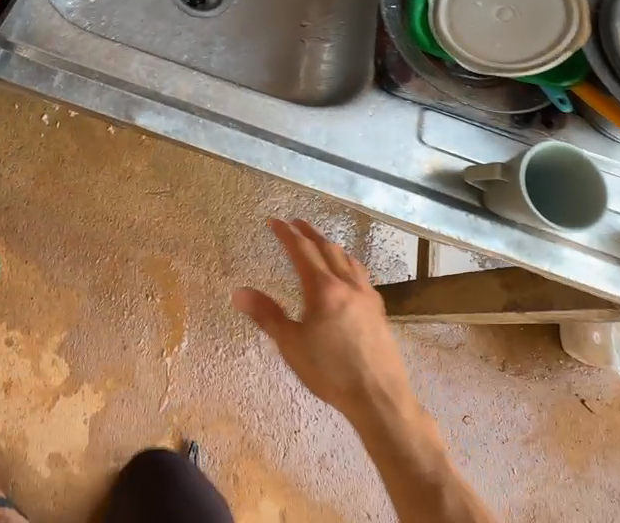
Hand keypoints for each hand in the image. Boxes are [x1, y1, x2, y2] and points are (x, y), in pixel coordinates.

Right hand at [233, 218, 413, 421]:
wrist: (380, 398)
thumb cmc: (331, 372)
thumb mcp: (291, 345)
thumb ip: (266, 315)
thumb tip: (238, 292)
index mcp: (323, 289)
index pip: (302, 250)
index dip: (287, 234)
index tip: (274, 222)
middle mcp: (347, 285)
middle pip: (328, 249)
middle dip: (310, 233)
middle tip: (296, 223)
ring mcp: (367, 298)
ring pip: (349, 260)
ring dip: (331, 246)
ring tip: (321, 243)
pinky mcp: (380, 313)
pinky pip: (362, 276)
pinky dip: (350, 264)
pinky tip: (350, 276)